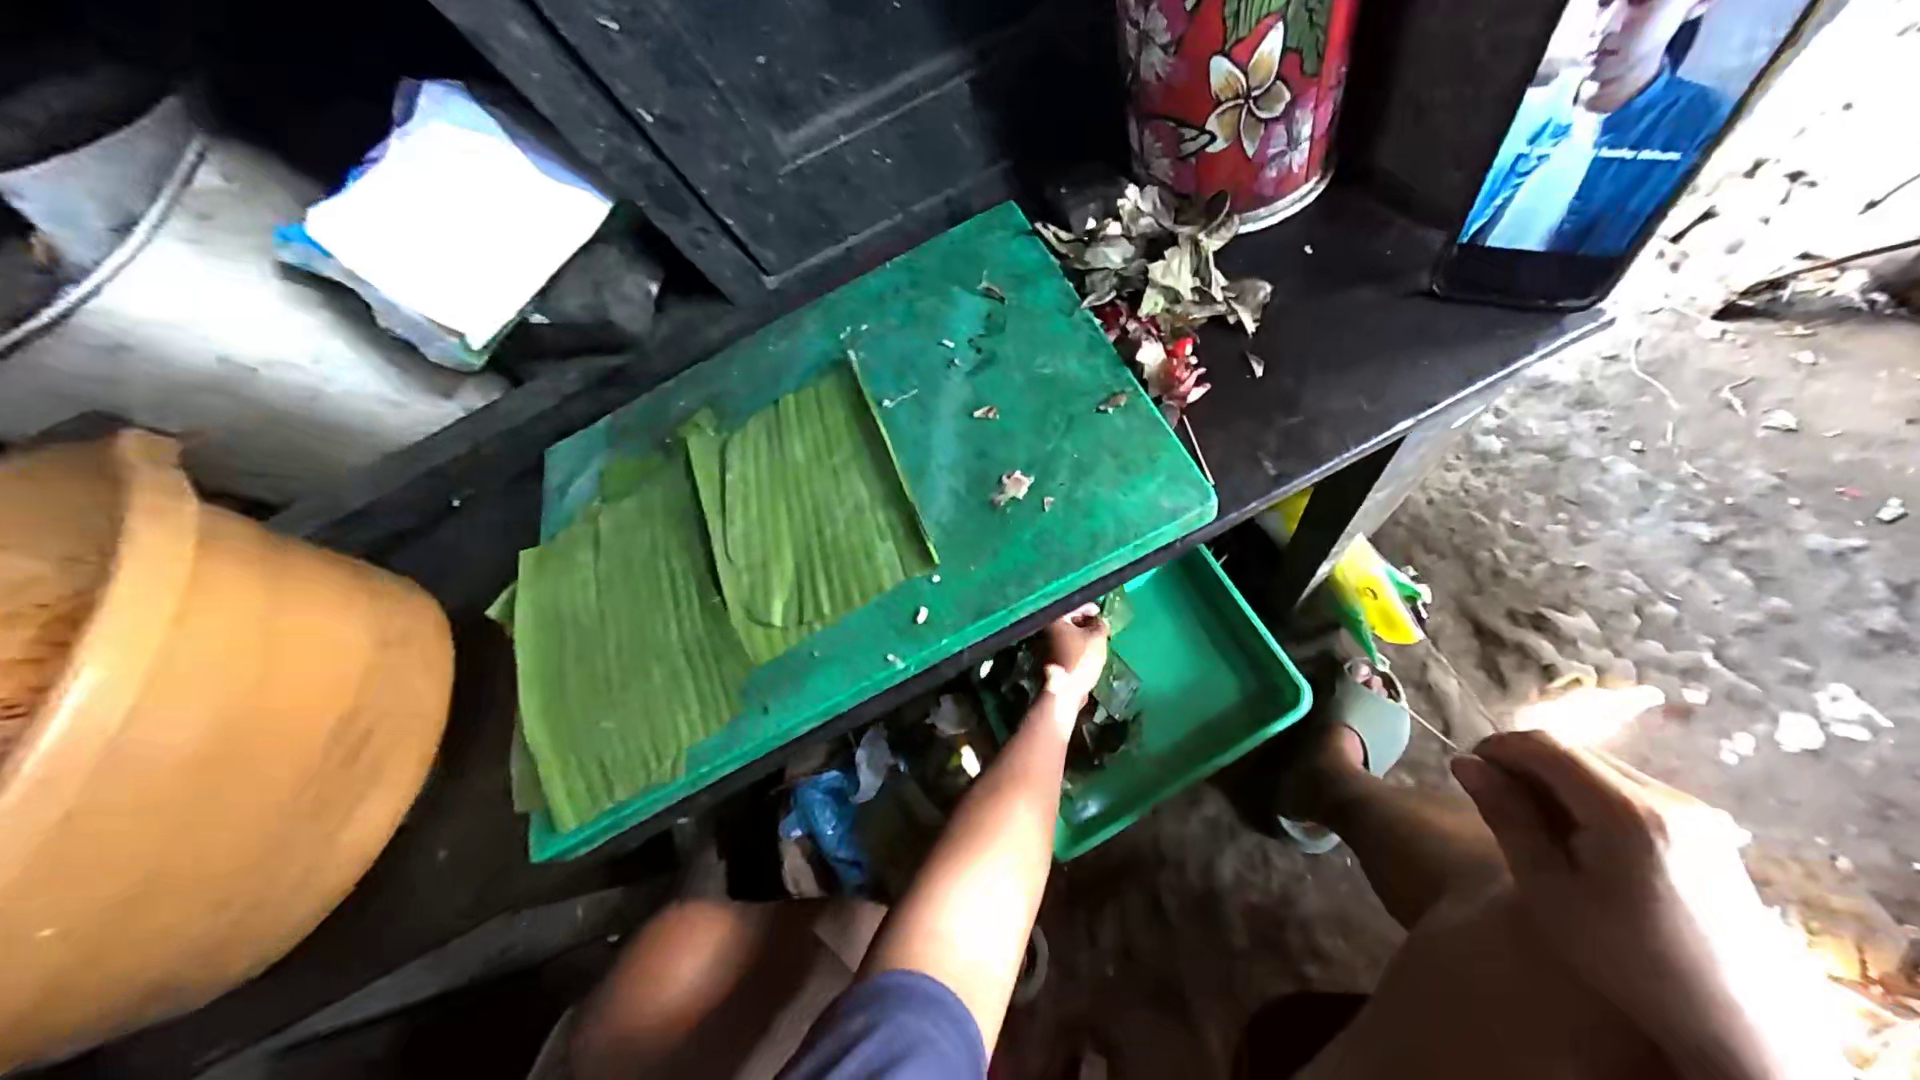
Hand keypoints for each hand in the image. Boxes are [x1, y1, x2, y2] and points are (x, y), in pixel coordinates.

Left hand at [1042, 603, 1108, 704]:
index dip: (1089, 607)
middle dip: (1085, 621)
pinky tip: (1087, 652)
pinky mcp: (1048, 660)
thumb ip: (1101, 625)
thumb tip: (1099, 621)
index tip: (1100, 612)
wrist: (1064, 690)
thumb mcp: (1097, 638)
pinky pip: (1064, 646)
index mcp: (1054, 620)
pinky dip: (1075, 645)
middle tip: (1099, 626)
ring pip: (1066, 634)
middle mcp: (1046, 630)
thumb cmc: (1080, 659)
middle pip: (1068, 619)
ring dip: (1081, 634)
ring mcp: (1044, 645)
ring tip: (1095, 639)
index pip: (1073, 605)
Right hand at [1452, 731, 1799, 1077]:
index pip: (1545, 746)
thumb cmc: (1628, 960)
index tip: (1468, 771)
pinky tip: (1580, 836)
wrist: (1741, 1026)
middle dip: (1524, 763)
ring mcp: (1697, 812)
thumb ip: (1507, 818)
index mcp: (1628, 813)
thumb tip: (1464, 763)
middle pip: (1574, 751)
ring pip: (1600, 766)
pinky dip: (1587, 794)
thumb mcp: (1549, 890)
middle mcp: (1669, 799)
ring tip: (1534, 821)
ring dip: (1555, 778)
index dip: (1497, 748)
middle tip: (1494, 798)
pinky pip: (1628, 787)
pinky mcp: (1708, 828)